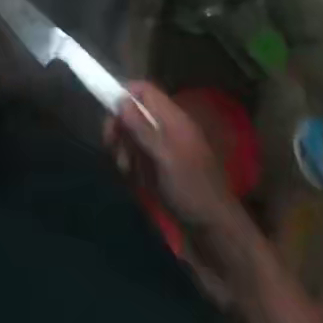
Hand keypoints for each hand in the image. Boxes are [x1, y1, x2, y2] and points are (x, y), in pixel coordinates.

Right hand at [113, 82, 239, 230]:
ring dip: (124, 148)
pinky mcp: (161, 168)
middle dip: (120, 127)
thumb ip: (142, 128)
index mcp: (174, 119)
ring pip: (133, 135)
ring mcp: (165, 149)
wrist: (214, 232)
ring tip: (126, 169)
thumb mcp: (165, 157)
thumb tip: (120, 97)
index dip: (124, 94)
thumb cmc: (192, 190)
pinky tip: (133, 178)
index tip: (107, 113)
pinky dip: (131, 164)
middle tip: (111, 146)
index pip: (144, 90)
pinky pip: (138, 156)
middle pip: (134, 112)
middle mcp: (168, 129)